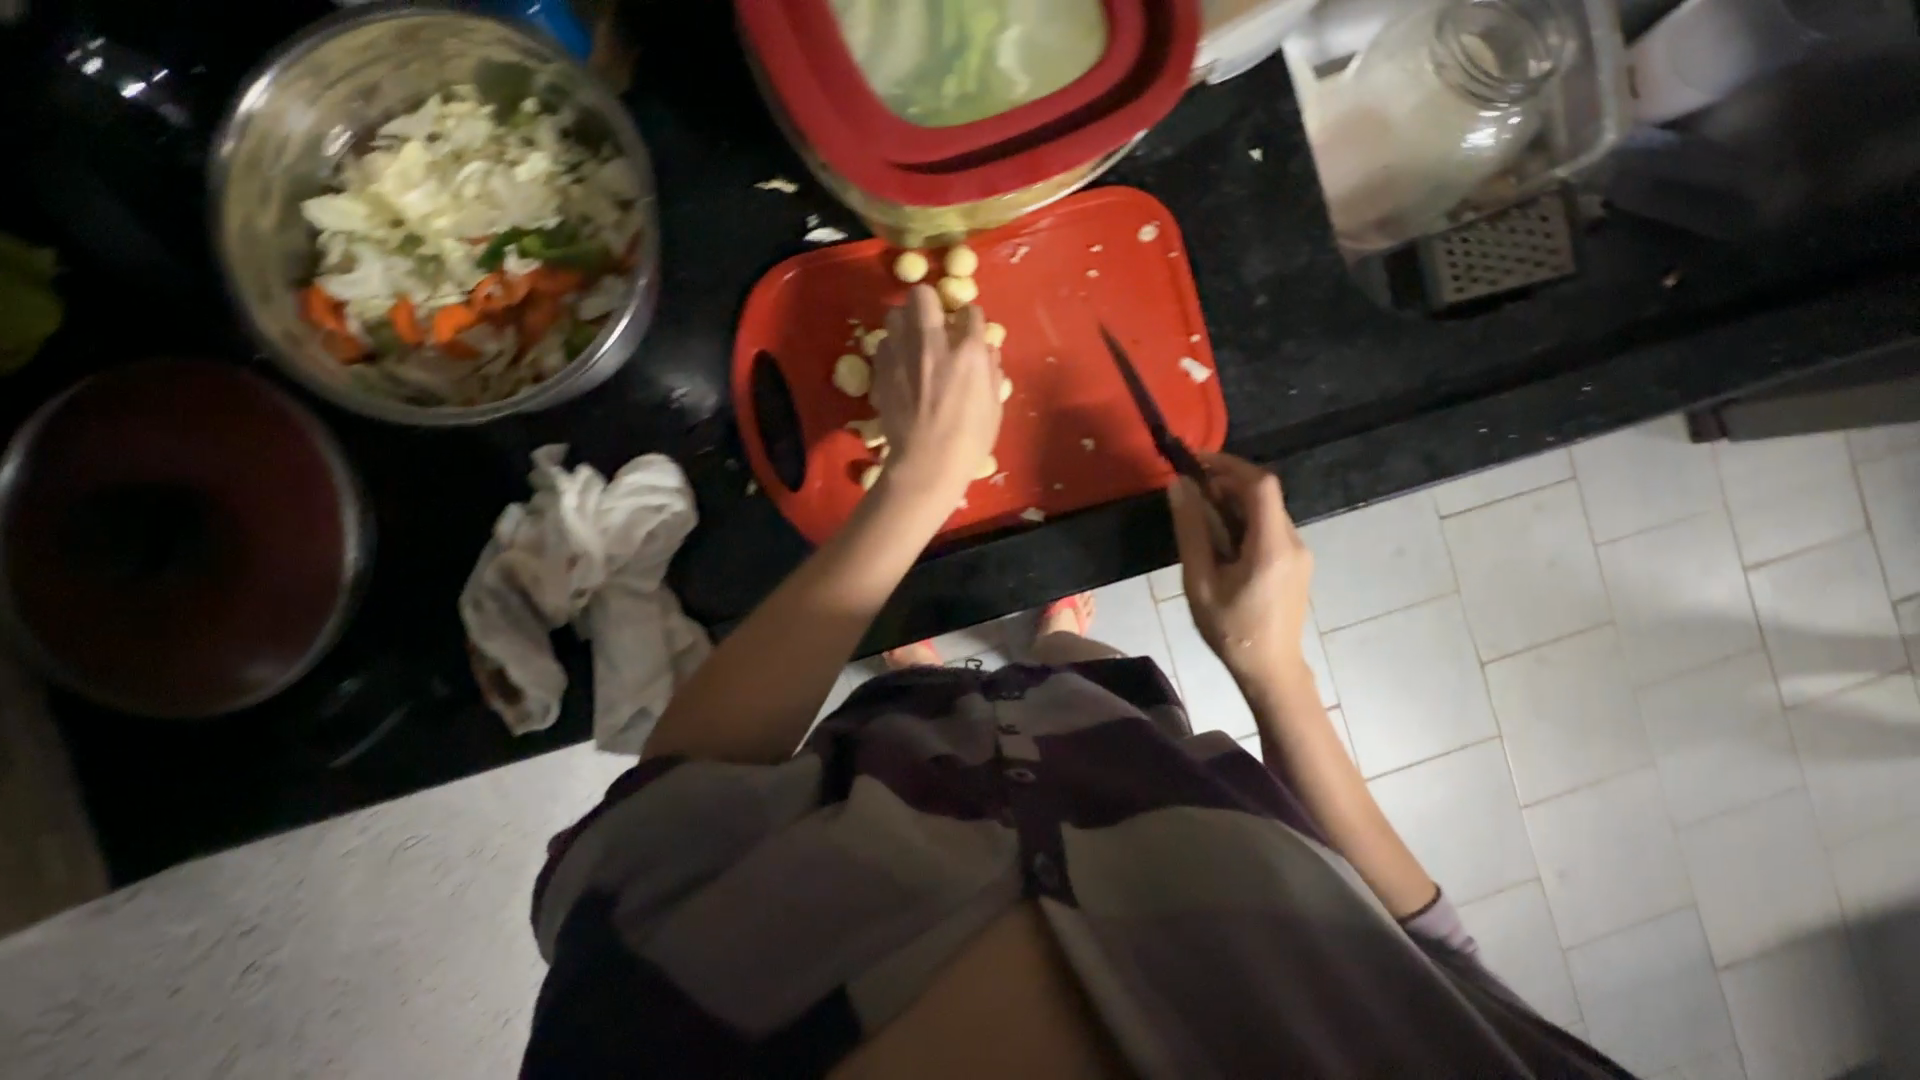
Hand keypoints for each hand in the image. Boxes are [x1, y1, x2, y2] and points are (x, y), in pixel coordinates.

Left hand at [870, 285, 1002, 498]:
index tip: (967, 328)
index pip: (970, 311)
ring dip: (905, 324)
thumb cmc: (969, 441)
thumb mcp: (994, 406)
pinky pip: (883, 345)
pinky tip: (899, 366)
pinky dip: (891, 349)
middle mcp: (932, 342)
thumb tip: (986, 352)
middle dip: (928, 303)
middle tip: (933, 321)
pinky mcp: (881, 370)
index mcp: (968, 351)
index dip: (969, 318)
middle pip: (923, 295)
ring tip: (911, 342)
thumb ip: (990, 372)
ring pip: (895, 315)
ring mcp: (902, 354)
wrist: (927, 463)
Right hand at [1168, 453, 1313, 692]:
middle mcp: (1293, 542)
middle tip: (1191, 490)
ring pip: (1267, 509)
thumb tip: (1178, 486)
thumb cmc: (1230, 630)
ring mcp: (1299, 552)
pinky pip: (1270, 526)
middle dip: (1227, 482)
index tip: (1197, 462)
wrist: (1271, 669)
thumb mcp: (1199, 582)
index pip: (1260, 484)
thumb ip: (1190, 531)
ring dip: (1235, 501)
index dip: (1230, 465)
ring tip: (1200, 514)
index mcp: (1271, 546)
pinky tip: (1221, 538)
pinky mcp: (1297, 562)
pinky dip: (1245, 519)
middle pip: (1264, 493)